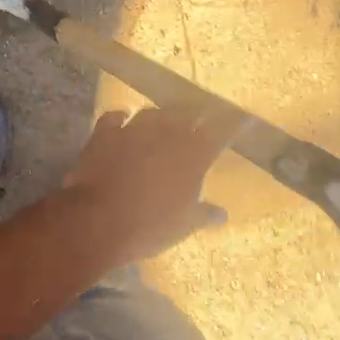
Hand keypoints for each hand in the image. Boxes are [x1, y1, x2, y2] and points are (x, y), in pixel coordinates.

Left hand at [56, 106, 239, 266]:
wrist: (98, 219)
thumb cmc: (149, 226)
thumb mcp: (183, 225)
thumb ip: (204, 214)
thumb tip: (222, 213)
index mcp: (192, 156)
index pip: (220, 131)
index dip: (233, 123)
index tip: (242, 118)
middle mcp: (164, 135)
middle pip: (185, 113)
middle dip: (195, 113)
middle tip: (199, 116)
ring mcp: (132, 131)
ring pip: (151, 113)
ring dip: (159, 116)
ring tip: (162, 121)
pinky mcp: (103, 134)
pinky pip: (114, 117)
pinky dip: (121, 116)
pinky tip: (122, 119)